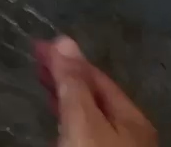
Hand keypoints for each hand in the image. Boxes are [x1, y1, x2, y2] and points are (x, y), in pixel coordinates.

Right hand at [34, 37, 157, 146]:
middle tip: (38, 59)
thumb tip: (64, 39)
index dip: (65, 57)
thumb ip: (73, 81)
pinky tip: (61, 119)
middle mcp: (133, 131)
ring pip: (92, 114)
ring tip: (45, 83)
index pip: (96, 75)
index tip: (37, 45)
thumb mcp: (82, 118)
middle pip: (96, 94)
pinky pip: (88, 130)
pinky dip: (71, 116)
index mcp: (133, 116)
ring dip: (68, 96)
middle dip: (66, 73)